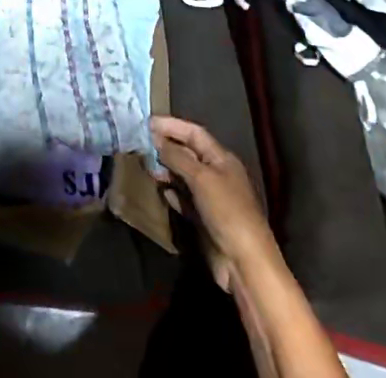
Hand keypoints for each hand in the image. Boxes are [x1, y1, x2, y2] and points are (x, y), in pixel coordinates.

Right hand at [151, 116, 276, 286]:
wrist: (243, 262)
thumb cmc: (226, 211)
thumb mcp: (201, 178)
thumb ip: (178, 157)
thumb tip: (156, 139)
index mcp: (222, 159)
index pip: (195, 133)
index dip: (172, 126)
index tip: (148, 122)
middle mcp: (217, 174)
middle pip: (189, 153)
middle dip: (167, 147)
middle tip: (142, 144)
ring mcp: (211, 198)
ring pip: (185, 176)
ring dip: (167, 170)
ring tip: (148, 168)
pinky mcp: (205, 219)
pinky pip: (185, 200)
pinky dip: (173, 194)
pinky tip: (162, 192)